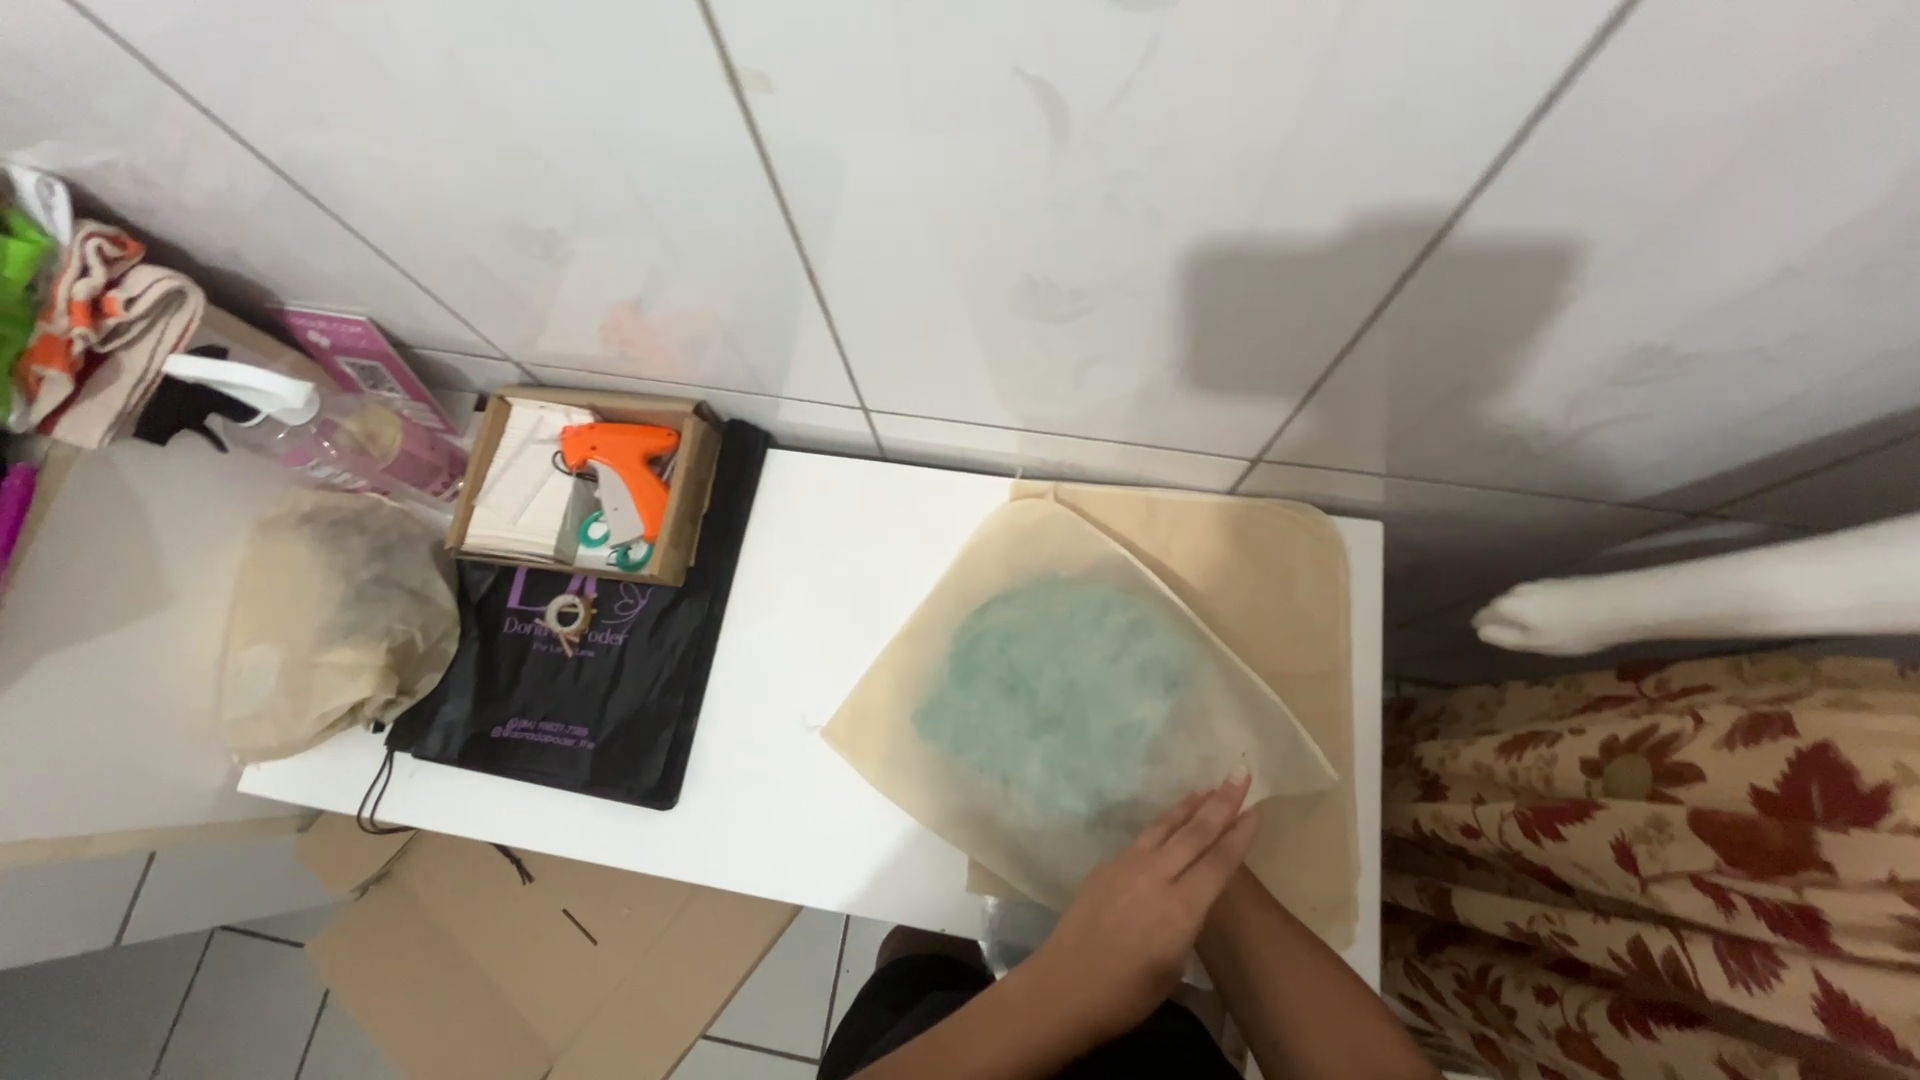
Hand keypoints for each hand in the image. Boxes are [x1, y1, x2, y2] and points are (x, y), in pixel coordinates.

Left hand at [1021, 769, 1259, 1039]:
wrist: (1065, 985)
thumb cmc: (1127, 994)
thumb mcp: (1173, 966)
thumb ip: (1187, 923)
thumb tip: (1190, 896)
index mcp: (1181, 910)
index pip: (1219, 863)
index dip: (1240, 834)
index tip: (1257, 808)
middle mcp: (1156, 878)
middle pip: (1195, 833)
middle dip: (1221, 803)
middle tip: (1240, 773)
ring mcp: (1127, 867)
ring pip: (1165, 827)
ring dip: (1190, 806)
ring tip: (1208, 788)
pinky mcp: (1106, 866)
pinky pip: (1143, 837)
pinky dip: (1163, 823)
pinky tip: (1170, 820)